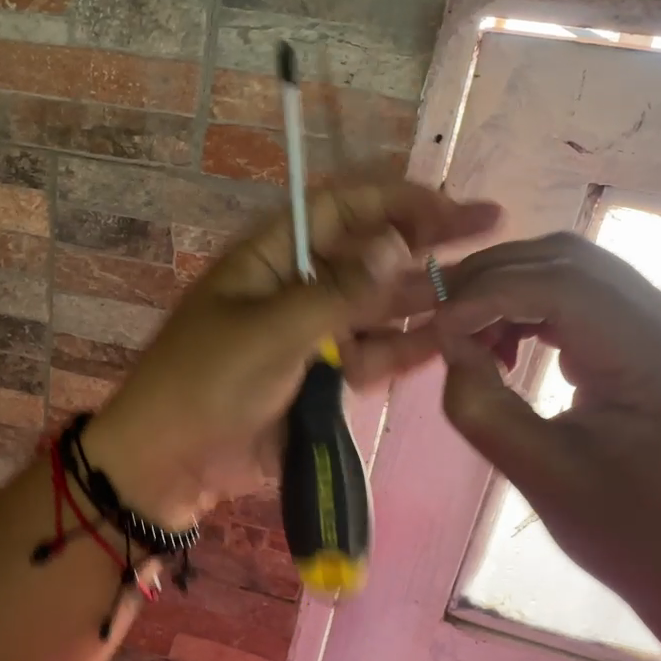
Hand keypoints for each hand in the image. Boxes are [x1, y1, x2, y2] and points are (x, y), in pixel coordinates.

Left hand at [84, 182, 501, 527]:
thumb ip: (339, 291)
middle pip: (369, 251)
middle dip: (424, 238)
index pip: (341, 208)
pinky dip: (408, 345)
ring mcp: (312, 331)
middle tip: (491, 227)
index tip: (451, 203)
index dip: (395, 200)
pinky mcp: (322, 377)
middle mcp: (296, 283)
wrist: (169, 461)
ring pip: (378, 303)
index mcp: (271, 255)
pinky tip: (454, 335)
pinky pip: (373, 352)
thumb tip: (396, 240)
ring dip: (425, 293)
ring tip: (488, 285)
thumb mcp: (272, 330)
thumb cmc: (207, 380)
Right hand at [425, 232, 660, 636]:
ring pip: (580, 269)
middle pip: (572, 260)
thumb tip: (448, 340)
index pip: (563, 285)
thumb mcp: (540, 477)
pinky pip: (594, 297)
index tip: (435, 324)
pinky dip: (539, 306)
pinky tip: (512, 344)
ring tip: (472, 333)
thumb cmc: (634, 542)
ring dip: (514, 287)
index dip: (487, 293)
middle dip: (493, 277)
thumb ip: (479, 403)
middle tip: (441, 316)